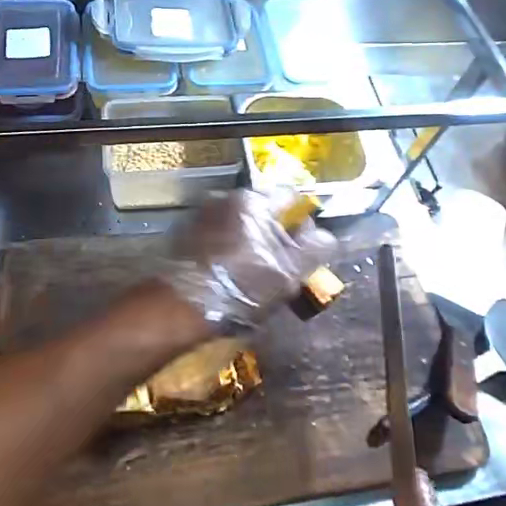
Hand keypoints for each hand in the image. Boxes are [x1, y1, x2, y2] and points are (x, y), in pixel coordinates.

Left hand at [159, 189, 334, 328]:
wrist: (179, 307)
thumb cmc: (240, 287)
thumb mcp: (288, 272)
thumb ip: (314, 249)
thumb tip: (325, 235)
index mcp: (253, 201)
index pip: (292, 198)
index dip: (304, 223)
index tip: (304, 251)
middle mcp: (225, 198)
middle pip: (265, 212)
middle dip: (277, 237)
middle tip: (281, 269)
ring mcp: (202, 215)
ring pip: (241, 226)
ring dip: (252, 245)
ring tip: (254, 278)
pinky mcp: (184, 235)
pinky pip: (219, 237)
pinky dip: (228, 251)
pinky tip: (229, 278)